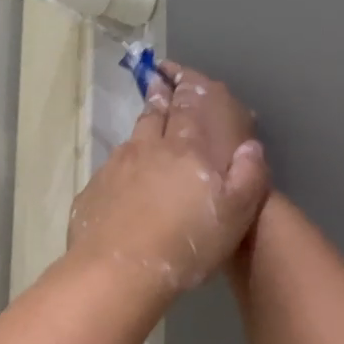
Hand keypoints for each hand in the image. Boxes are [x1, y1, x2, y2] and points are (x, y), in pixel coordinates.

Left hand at [67, 61, 271, 296]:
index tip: (180, 72)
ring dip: (140, 131)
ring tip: (146, 129)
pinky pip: (109, 171)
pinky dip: (120, 168)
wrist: (118, 271)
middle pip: (153, 116)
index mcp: (184, 150)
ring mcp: (113, 169)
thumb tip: (251, 145)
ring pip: (130, 141)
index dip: (186, 89)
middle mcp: (145, 150)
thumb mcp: (234, 216)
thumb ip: (248, 177)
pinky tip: (122, 180)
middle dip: (159, 98)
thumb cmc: (185, 244)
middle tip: (158, 82)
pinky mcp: (92, 192)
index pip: (186, 109)